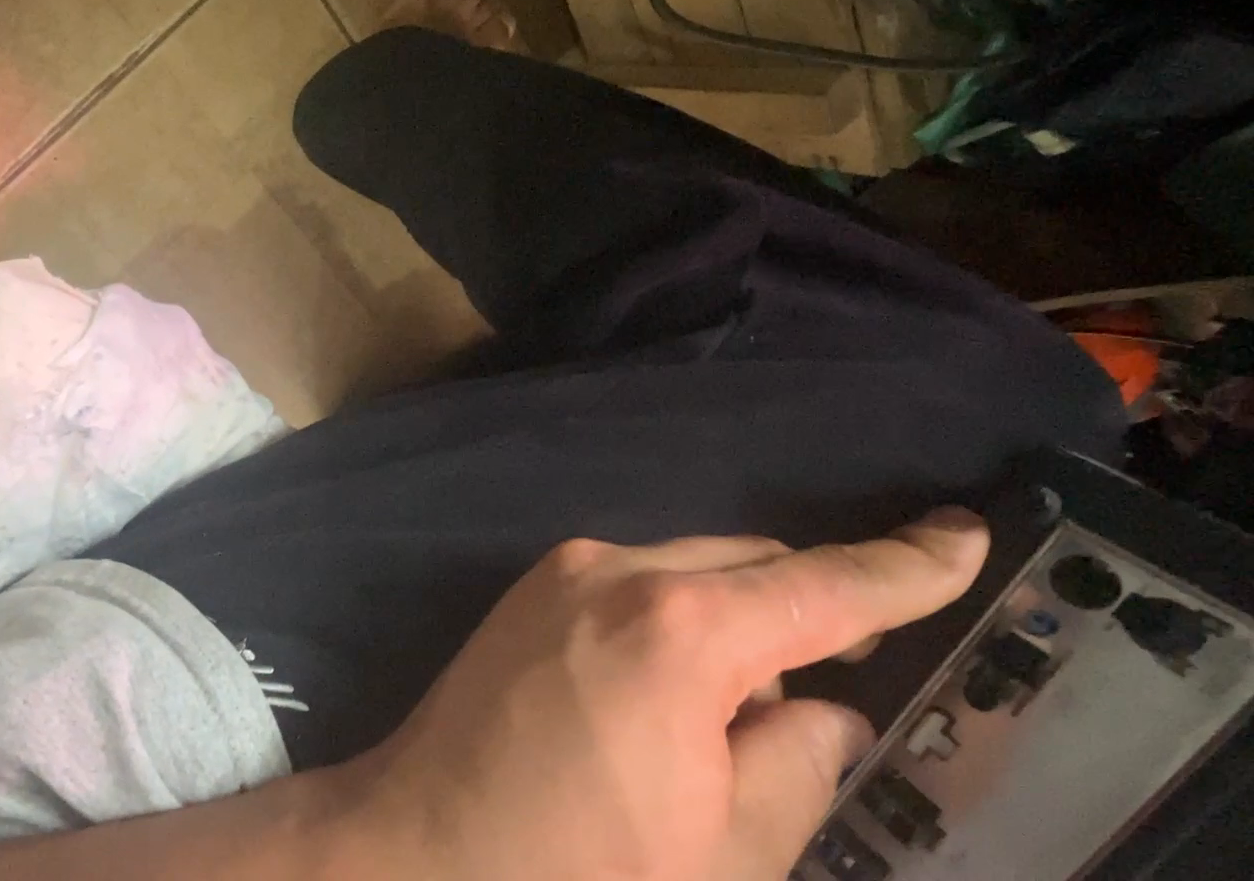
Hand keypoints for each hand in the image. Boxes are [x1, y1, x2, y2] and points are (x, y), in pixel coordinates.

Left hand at [326, 508, 989, 879]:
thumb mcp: (726, 849)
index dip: (904, 564)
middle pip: (753, 564)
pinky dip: (680, 615)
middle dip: (814, 603)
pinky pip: (636, 583)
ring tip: (758, 694)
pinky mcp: (529, 589)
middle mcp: (618, 570)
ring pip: (692, 568)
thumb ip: (798, 764)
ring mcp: (563, 571)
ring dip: (742, 614)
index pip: (824, 584)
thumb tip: (826, 710)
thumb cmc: (575, 869)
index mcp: (681, 629)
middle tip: (859, 659)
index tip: (962, 534)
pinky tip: (677, 683)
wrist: (419, 849)